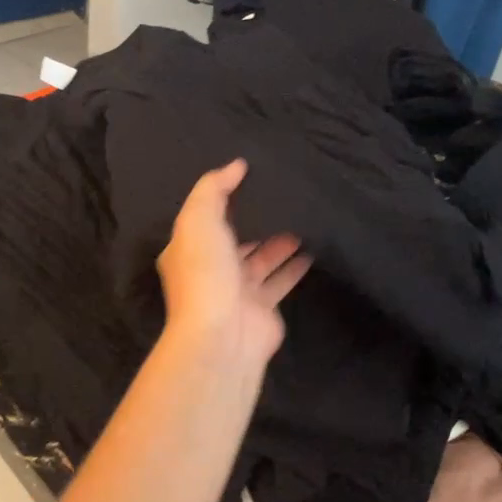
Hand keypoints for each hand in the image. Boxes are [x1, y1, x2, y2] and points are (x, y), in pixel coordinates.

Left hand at [155, 159, 311, 382]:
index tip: (249, 175)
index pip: (205, 216)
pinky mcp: (263, 306)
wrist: (222, 335)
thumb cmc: (205, 273)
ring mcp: (238, 289)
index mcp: (188, 248)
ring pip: (262, 257)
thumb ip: (214, 189)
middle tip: (284, 195)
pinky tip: (313, 247)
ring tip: (304, 215)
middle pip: (236, 237)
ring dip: (280, 240)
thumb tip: (236, 166)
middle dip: (256, 219)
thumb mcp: (199, 219)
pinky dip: (296, 265)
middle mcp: (211, 268)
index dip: (223, 197)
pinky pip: (282, 279)